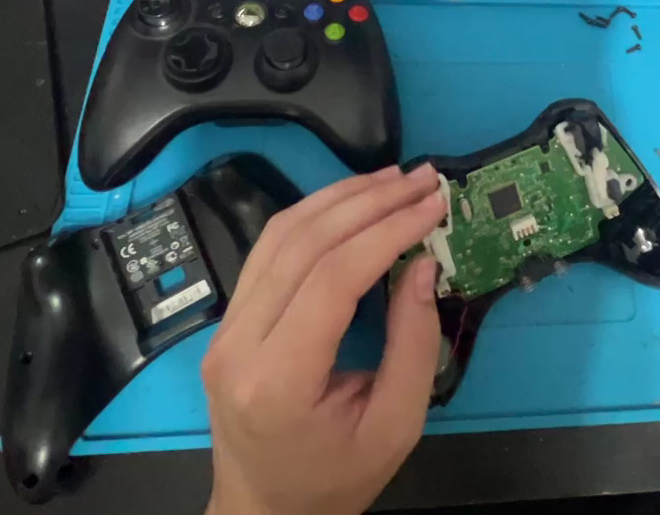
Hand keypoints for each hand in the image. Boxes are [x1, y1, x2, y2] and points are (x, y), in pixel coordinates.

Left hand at [203, 164, 445, 514]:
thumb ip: (414, 343)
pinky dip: (317, 211)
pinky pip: (271, 245)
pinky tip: (354, 198)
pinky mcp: (230, 315)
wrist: (263, 511)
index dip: (387, 232)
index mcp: (277, 380)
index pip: (332, 279)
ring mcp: (226, 325)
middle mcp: (239, 343)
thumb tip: (423, 263)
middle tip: (422, 179)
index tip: (432, 206)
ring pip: (282, 232)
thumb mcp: (395, 426)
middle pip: (305, 244)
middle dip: (371, 201)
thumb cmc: (334, 478)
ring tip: (394, 178)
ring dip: (343, 195)